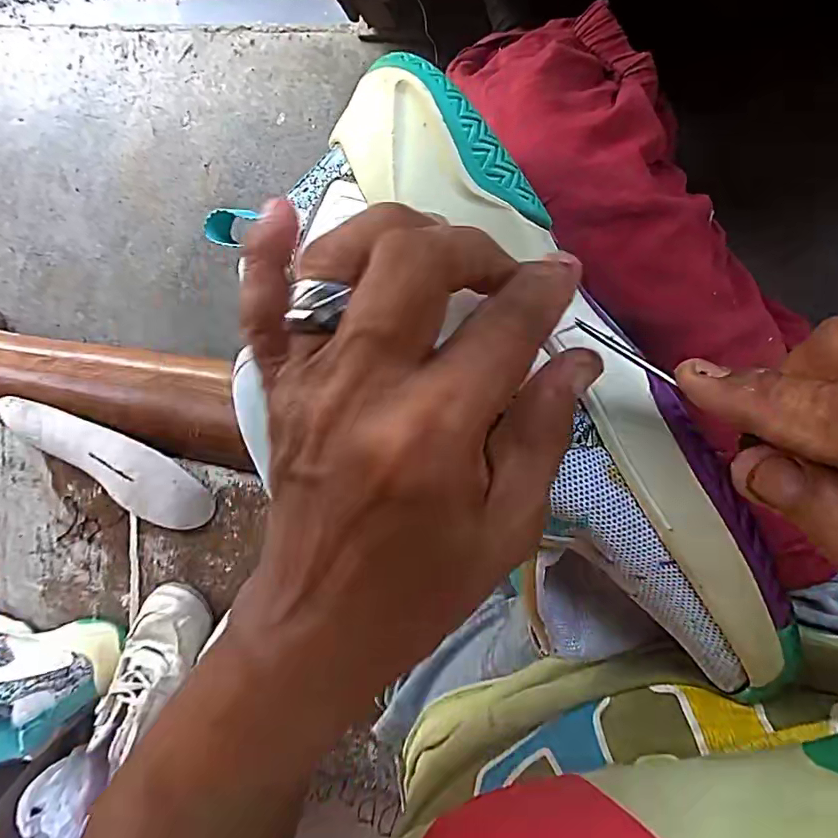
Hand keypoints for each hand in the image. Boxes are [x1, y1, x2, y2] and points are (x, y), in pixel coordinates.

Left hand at [230, 200, 599, 714]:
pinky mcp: (273, 384)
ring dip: (402, 233)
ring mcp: (307, 378)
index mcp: (434, 429)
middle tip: (504, 275)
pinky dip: (268, 252)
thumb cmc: (424, 583)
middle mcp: (364, 385)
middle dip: (476, 248)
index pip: (503, 324)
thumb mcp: (511, 522)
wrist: (317, 625)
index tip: (564, 275)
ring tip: (439, 255)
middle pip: (419, 261)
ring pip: (346, 256)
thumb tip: (578, 356)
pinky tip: (286, 213)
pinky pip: (259, 303)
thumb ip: (546, 428)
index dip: (544, 288)